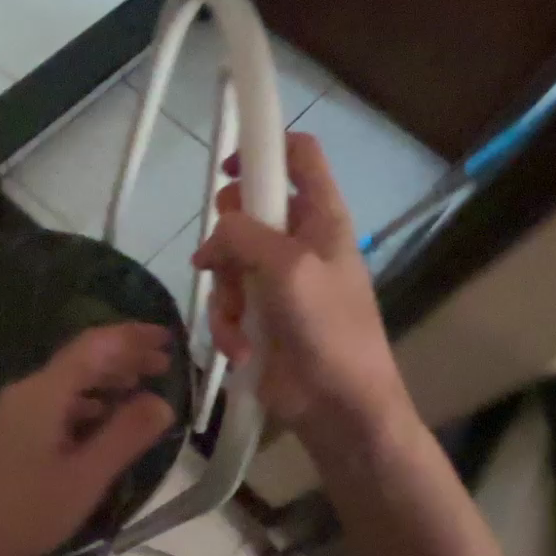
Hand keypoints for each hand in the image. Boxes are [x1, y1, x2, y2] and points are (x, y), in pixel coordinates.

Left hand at [0, 323, 175, 555]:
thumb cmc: (28, 513)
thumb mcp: (86, 477)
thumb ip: (126, 435)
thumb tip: (164, 401)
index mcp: (42, 392)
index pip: (93, 346)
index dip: (131, 336)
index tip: (167, 338)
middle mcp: (26, 391)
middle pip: (81, 359)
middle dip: (124, 356)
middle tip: (164, 362)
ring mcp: (15, 411)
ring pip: (69, 381)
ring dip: (107, 378)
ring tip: (144, 384)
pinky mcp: (12, 432)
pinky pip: (57, 402)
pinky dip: (88, 400)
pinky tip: (106, 414)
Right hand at [192, 133, 409, 432]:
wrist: (339, 406)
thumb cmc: (328, 328)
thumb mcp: (288, 268)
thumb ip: (245, 234)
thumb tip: (216, 237)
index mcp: (321, 217)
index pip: (299, 156)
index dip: (265, 149)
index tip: (229, 167)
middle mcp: (298, 241)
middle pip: (246, 210)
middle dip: (226, 238)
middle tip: (223, 259)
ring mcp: (276, 280)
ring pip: (226, 260)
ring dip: (223, 293)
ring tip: (236, 324)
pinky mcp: (258, 315)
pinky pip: (225, 302)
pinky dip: (225, 325)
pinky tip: (238, 349)